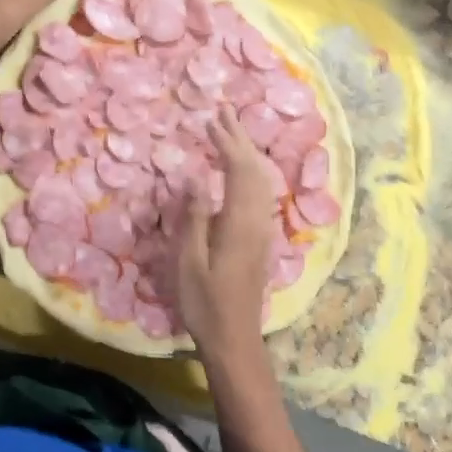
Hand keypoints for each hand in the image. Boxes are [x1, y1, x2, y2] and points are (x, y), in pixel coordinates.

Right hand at [176, 107, 277, 355]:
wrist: (234, 339)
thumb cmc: (204, 303)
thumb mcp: (189, 262)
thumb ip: (195, 219)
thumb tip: (197, 179)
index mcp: (240, 223)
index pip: (239, 171)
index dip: (226, 142)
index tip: (210, 121)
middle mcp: (258, 221)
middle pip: (254, 170)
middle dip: (239, 139)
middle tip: (223, 112)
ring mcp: (262, 231)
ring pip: (261, 181)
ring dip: (247, 153)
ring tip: (231, 132)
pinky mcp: (260, 240)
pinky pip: (260, 194)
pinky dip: (250, 172)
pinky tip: (239, 172)